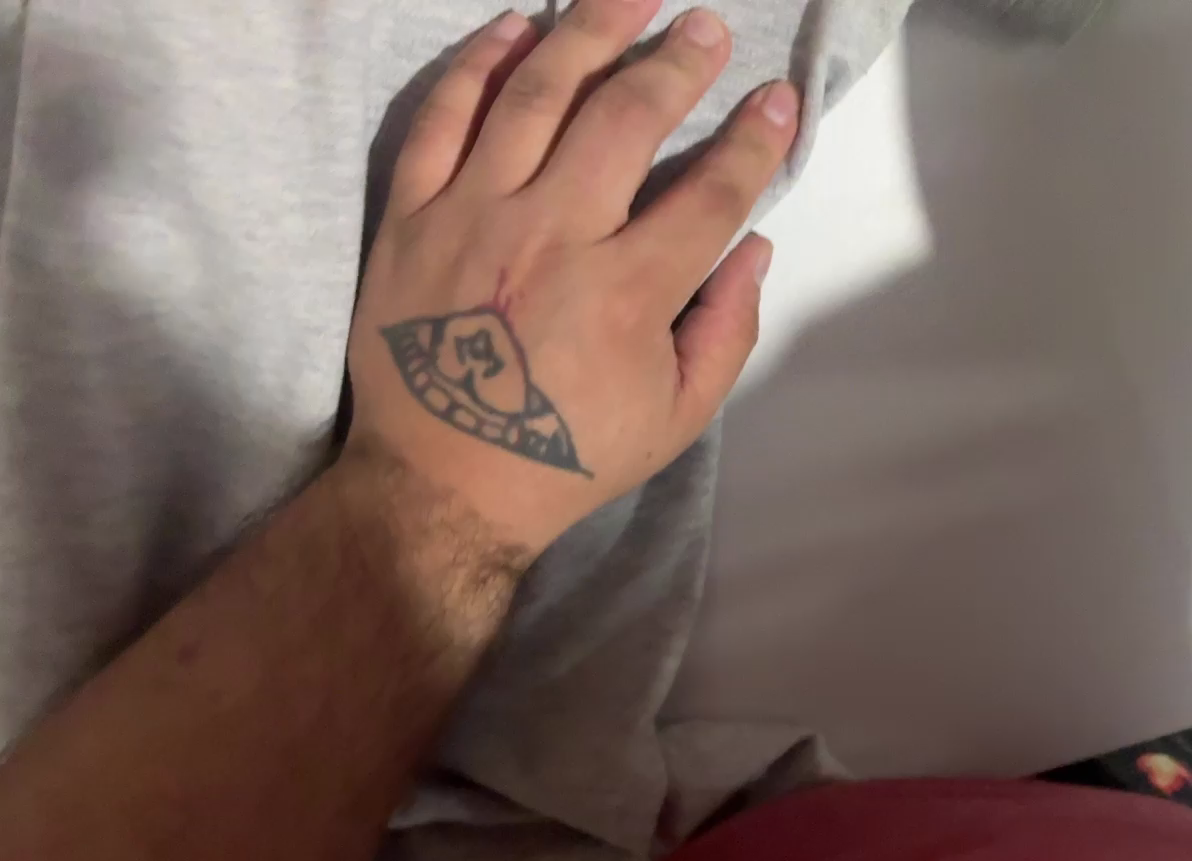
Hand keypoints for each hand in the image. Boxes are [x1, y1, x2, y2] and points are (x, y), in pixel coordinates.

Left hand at [343, 0, 797, 552]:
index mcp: (630, 292)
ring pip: (538, 91)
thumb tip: (754, 249)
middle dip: (679, 63)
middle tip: (709, 27)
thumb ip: (726, 331)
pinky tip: (518, 23)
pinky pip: (445, 114)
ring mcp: (474, 215)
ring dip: (592, 29)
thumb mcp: (678, 418)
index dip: (754, 141)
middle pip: (626, 118)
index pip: (710, 193)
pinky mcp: (412, 214)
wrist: (449, 484)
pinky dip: (481, 61)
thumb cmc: (574, 456)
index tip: (778, 101)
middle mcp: (556, 235)